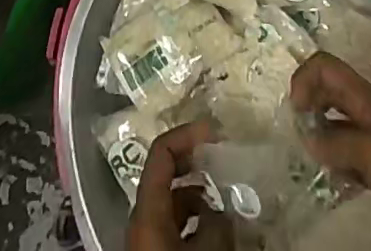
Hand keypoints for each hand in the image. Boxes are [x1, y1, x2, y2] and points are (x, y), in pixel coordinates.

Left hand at [126, 121, 229, 250]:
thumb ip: (217, 225)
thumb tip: (227, 208)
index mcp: (147, 207)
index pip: (161, 151)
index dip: (186, 135)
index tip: (214, 131)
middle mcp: (142, 216)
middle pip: (166, 173)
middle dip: (195, 161)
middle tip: (224, 158)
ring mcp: (146, 236)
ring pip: (172, 200)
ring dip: (198, 192)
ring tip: (228, 194)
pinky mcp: (154, 249)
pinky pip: (174, 223)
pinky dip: (195, 216)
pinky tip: (217, 224)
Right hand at [290, 54, 370, 250]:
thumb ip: (337, 141)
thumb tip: (307, 137)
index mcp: (368, 98)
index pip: (327, 65)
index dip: (305, 78)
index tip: (296, 110)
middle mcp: (369, 112)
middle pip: (329, 90)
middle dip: (308, 103)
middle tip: (298, 133)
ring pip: (336, 122)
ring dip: (318, 132)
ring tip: (310, 156)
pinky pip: (347, 152)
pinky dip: (333, 158)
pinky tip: (330, 176)